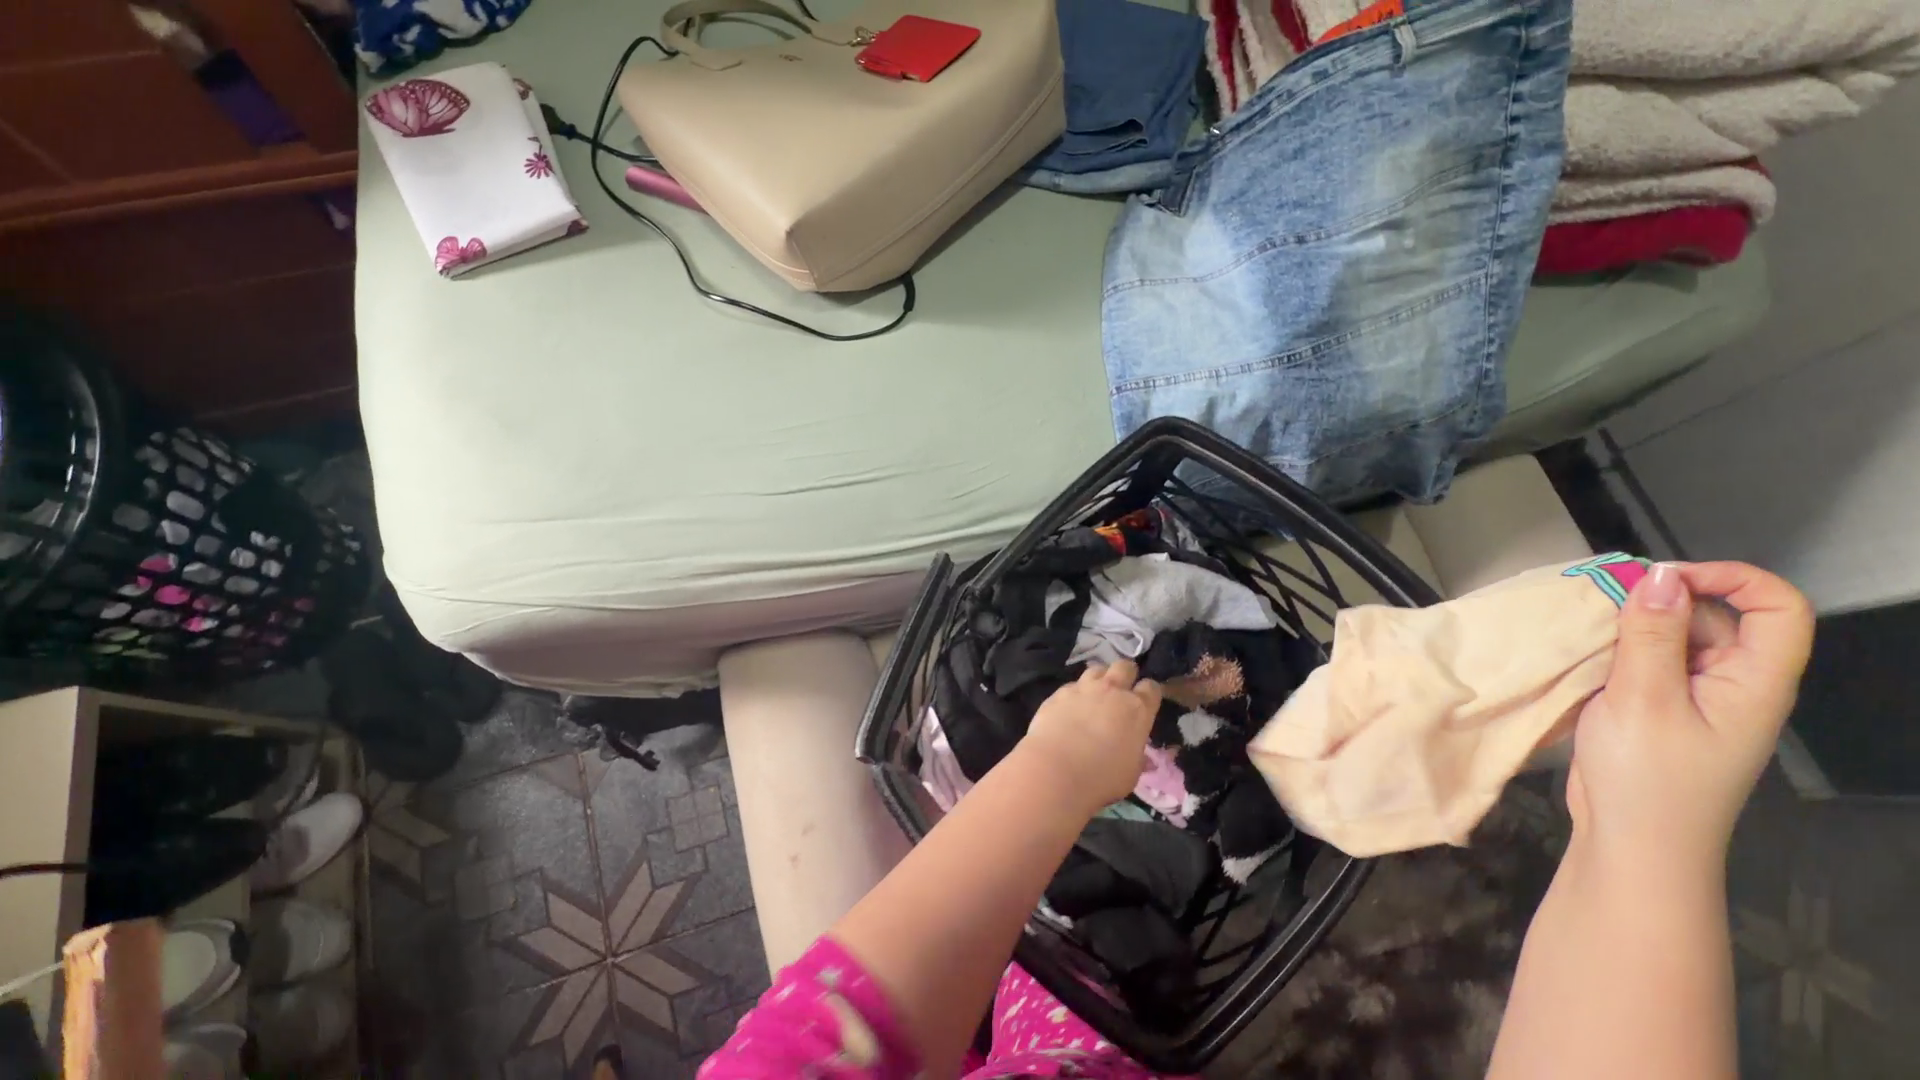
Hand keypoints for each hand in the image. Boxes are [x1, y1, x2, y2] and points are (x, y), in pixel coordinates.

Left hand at [1019, 660, 1162, 811]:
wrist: (1056, 770)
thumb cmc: (1102, 778)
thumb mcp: (1131, 773)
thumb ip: (1137, 757)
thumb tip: (1141, 756)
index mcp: (1138, 710)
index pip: (1152, 688)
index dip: (1148, 693)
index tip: (1144, 702)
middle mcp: (1113, 691)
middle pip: (1125, 667)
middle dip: (1125, 675)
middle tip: (1120, 692)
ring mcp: (1084, 688)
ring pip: (1097, 669)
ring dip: (1099, 679)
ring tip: (1094, 696)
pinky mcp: (1058, 693)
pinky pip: (1071, 685)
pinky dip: (1074, 693)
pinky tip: (1068, 708)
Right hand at [1568, 561, 1813, 867]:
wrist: (1632, 846)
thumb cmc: (1647, 777)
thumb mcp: (1643, 699)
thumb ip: (1653, 634)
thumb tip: (1660, 574)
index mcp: (1753, 682)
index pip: (1778, 607)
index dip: (1731, 578)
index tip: (1662, 580)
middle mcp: (1734, 685)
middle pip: (1718, 617)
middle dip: (1661, 601)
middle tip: (1600, 606)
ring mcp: (1697, 700)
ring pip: (1676, 638)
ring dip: (1632, 627)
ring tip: (1585, 633)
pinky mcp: (1661, 711)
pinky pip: (1649, 664)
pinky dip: (1619, 652)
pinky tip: (1583, 658)